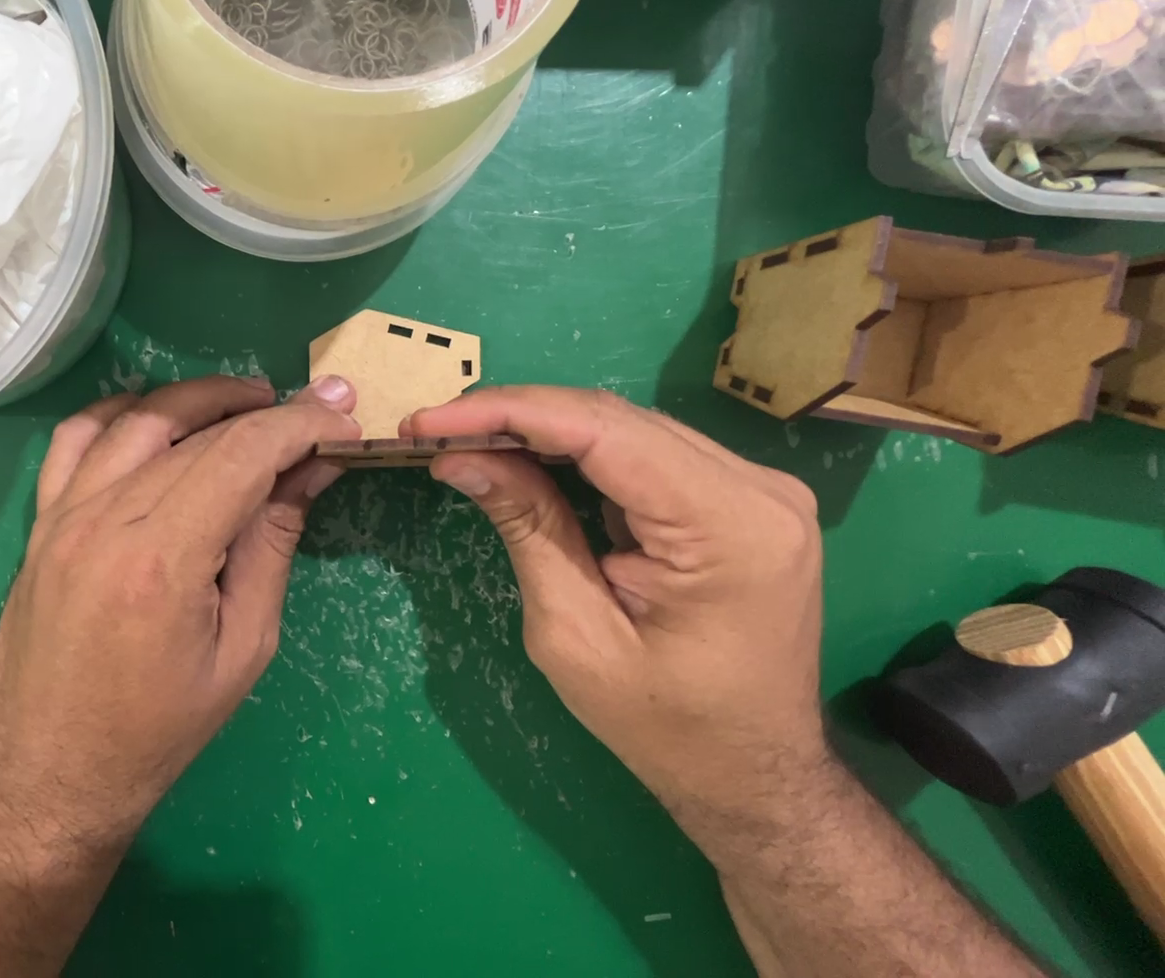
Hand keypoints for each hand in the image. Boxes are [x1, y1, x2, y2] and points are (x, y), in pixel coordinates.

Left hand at [0, 374, 359, 850]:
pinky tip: (158, 419)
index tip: (342, 421)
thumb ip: (272, 544)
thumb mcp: (244, 645)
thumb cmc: (161, 728)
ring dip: (197, 398)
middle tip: (311, 411)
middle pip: (196, 431)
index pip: (242, 453)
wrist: (55, 771)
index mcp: (164, 558)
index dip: (300, 426)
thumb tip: (310, 471)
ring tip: (246, 403)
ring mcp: (62, 515)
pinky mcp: (40, 524)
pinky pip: (74, 440)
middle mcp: (106, 519)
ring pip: (135, 419)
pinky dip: (122, 413)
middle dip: (264, 411)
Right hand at [406, 387, 827, 822]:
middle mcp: (757, 487)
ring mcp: (756, 487)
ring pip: (624, 426)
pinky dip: (573, 452)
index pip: (601, 431)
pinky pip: (641, 452)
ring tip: (465, 440)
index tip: (428, 420)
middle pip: (612, 418)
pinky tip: (522, 458)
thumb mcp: (573, 631)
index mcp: (729, 526)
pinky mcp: (739, 497)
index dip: (506, 412)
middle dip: (513, 416)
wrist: (751, 771)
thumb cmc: (663, 723)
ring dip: (538, 430)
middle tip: (434, 429)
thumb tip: (460, 458)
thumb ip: (526, 528)